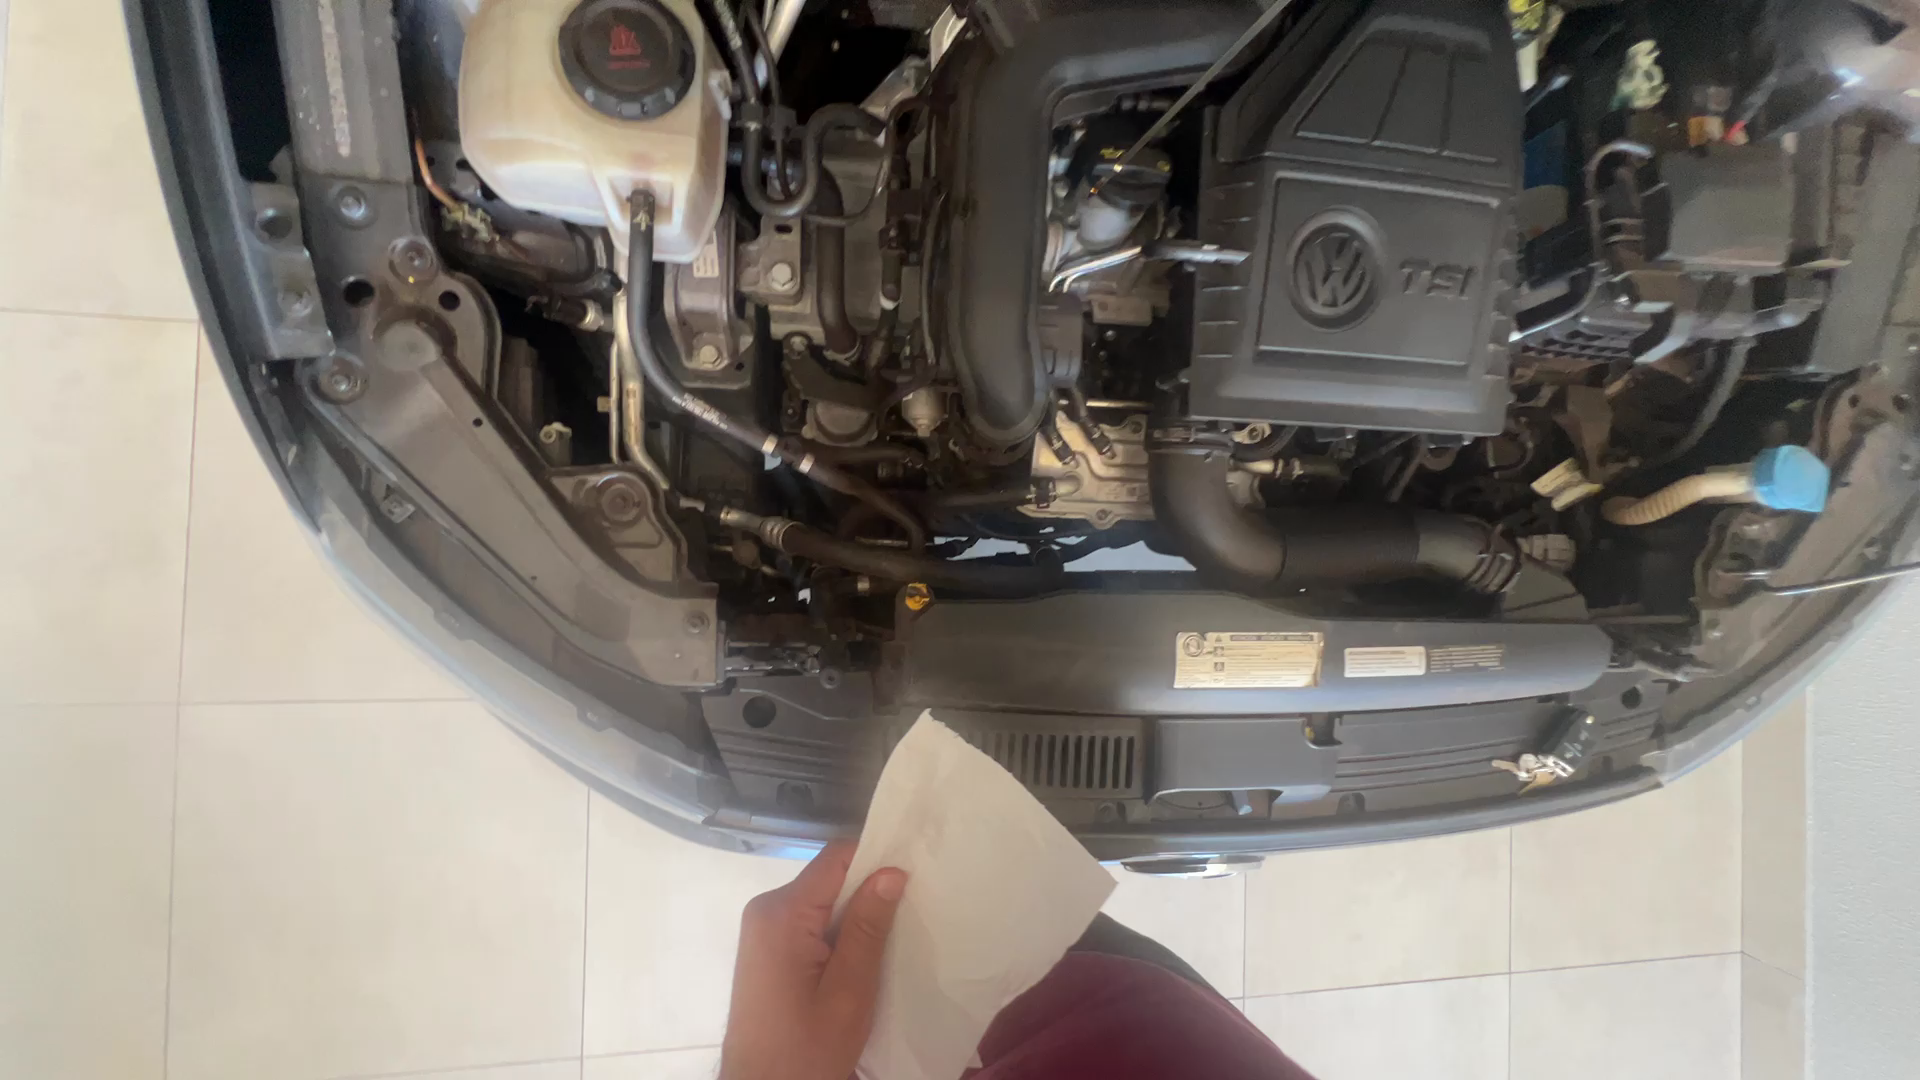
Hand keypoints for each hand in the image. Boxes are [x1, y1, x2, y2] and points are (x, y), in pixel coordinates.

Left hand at [720, 841, 907, 1079]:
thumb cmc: (806, 1052)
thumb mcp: (849, 991)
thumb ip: (868, 926)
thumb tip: (892, 870)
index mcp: (783, 912)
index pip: (836, 858)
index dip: (875, 859)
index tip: (911, 876)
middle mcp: (766, 909)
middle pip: (829, 877)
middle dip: (867, 891)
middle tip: (906, 914)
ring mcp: (762, 929)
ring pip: (822, 899)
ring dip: (853, 915)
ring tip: (886, 940)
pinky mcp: (765, 949)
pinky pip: (809, 921)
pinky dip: (836, 932)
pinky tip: (858, 958)